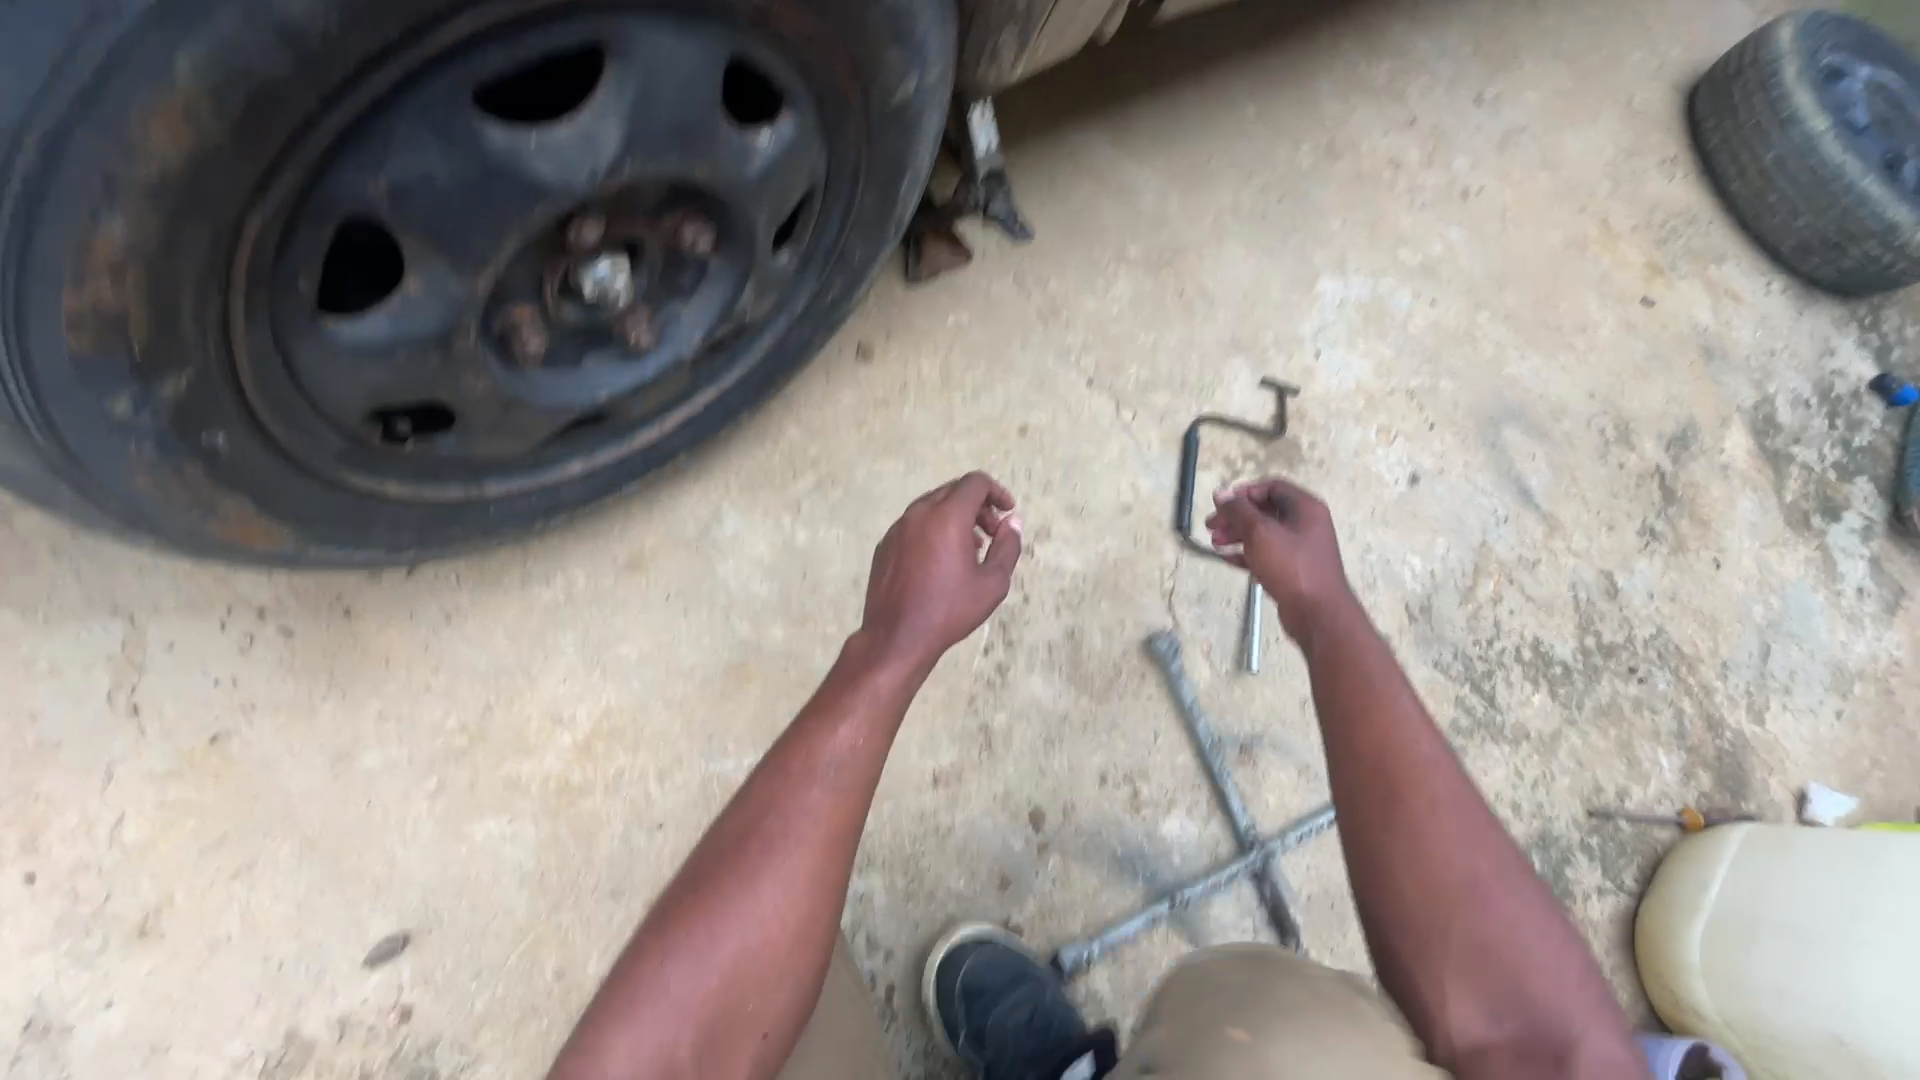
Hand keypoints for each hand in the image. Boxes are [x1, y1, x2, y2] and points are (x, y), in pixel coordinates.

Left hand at [858, 472, 1023, 669]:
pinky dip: (934, 530)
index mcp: (947, 516)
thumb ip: (1008, 546)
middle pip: (953, 491)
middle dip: (978, 506)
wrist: (897, 637)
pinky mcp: (885, 545)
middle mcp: (918, 513)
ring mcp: (897, 528)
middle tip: (992, 533)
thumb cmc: (949, 610)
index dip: (997, 492)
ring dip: (956, 518)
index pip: (975, 483)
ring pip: (932, 507)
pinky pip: (914, 525)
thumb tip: (1013, 522)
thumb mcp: (992, 583)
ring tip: (970, 550)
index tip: (1007, 512)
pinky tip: (941, 562)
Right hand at [1205, 478, 1357, 649]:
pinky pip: (1265, 553)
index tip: (1221, 504)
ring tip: (1215, 543)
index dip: (1244, 492)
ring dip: (1237, 534)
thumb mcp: (1260, 532)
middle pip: (1264, 510)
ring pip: (1263, 533)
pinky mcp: (1292, 569)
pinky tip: (1226, 558)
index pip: (1271, 487)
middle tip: (1210, 525)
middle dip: (1235, 516)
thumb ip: (1238, 510)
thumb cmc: (1290, 565)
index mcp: (1304, 508)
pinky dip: (1246, 553)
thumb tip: (1221, 493)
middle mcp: (1305, 524)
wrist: (1317, 612)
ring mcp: (1299, 547)